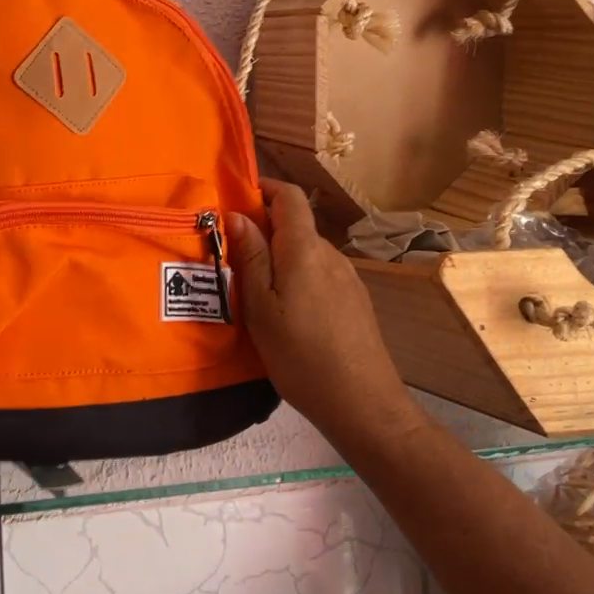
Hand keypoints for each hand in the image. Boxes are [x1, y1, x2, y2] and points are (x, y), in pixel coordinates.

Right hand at [229, 179, 416, 442]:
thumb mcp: (260, 307)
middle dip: (262, 230)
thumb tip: (237, 215)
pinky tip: (284, 313)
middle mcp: (331, 255)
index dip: (263, 188)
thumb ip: (250, 257)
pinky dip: (296, 279)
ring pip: (305, 253)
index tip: (233, 201)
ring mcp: (348, 279)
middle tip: (229, 255)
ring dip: (278, 258)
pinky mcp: (355, 302)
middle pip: (295, 225)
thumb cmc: (301, 356)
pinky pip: (318, 275)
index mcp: (305, 250)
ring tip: (251, 290)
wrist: (364, 406)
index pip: (289, 196)